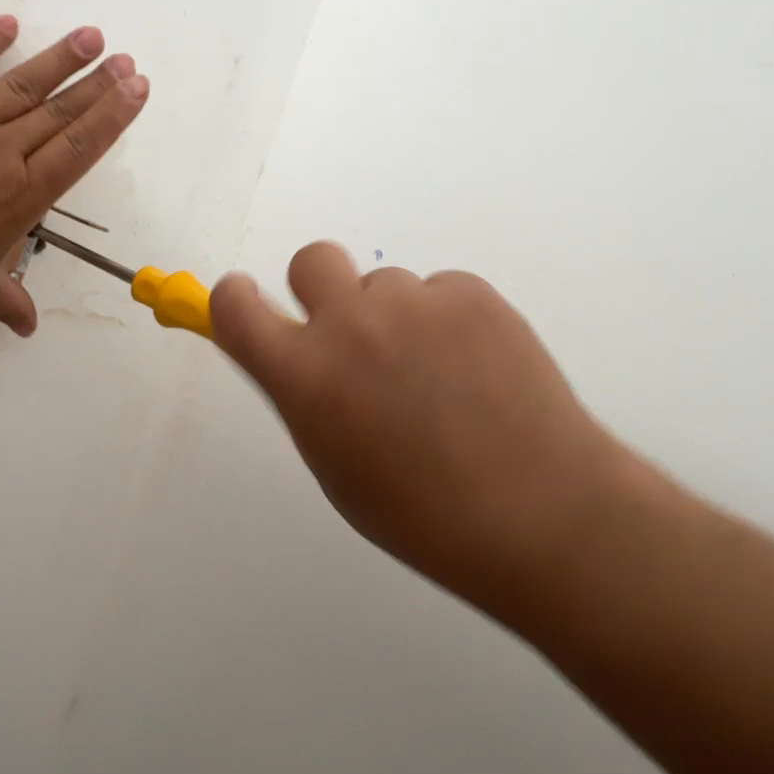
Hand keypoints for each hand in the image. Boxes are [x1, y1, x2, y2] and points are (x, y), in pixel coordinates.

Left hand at [0, 16, 148, 335]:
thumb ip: (7, 301)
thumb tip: (28, 327)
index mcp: (21, 197)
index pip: (79, 147)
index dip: (113, 116)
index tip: (136, 89)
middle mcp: (1, 154)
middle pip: (59, 112)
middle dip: (97, 85)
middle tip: (124, 60)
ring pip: (21, 85)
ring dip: (59, 59)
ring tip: (89, 37)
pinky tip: (6, 23)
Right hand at [209, 242, 632, 603]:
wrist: (538, 512)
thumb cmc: (420, 513)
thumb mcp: (334, 464)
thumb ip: (306, 397)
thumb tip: (301, 362)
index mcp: (302, 374)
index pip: (234, 304)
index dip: (235, 299)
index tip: (249, 305)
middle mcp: (348, 324)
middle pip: (311, 259)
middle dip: (322, 288)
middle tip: (355, 334)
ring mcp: (412, 302)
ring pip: (386, 285)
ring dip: (396, 318)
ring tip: (440, 377)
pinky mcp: (471, 293)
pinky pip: (440, 293)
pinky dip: (448, 323)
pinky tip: (479, 372)